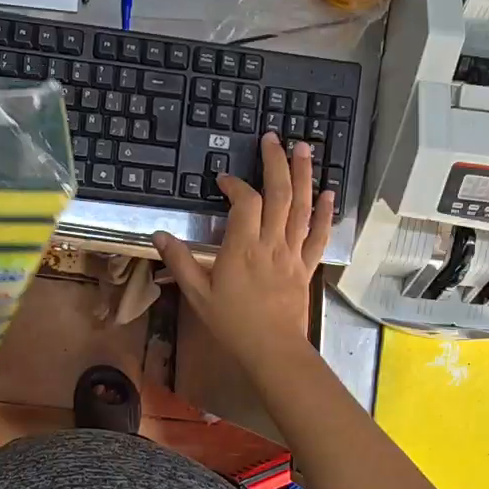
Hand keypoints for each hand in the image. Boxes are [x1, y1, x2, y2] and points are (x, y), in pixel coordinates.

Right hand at [154, 132, 330, 366]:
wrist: (272, 349)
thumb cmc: (233, 324)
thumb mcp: (198, 294)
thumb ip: (179, 262)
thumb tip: (159, 235)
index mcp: (242, 248)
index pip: (244, 202)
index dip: (236, 184)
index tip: (224, 179)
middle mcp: (271, 243)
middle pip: (279, 194)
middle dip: (275, 163)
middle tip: (273, 138)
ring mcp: (293, 254)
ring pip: (302, 207)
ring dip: (303, 175)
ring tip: (303, 148)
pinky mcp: (306, 267)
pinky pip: (318, 236)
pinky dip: (324, 213)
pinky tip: (329, 193)